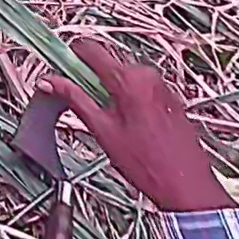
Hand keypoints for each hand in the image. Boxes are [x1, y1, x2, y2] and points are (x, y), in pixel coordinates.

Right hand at [40, 38, 232, 212]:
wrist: (189, 189)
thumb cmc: (148, 164)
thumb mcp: (102, 130)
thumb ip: (74, 99)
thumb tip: (49, 82)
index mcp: (128, 78)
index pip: (89, 49)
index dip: (70, 56)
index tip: (59, 70)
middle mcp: (147, 75)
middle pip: (106, 62)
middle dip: (89, 78)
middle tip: (80, 103)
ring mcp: (161, 86)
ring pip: (122, 76)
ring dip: (108, 89)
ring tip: (106, 120)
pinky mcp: (169, 98)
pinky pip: (139, 86)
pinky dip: (126, 97)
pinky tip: (126, 124)